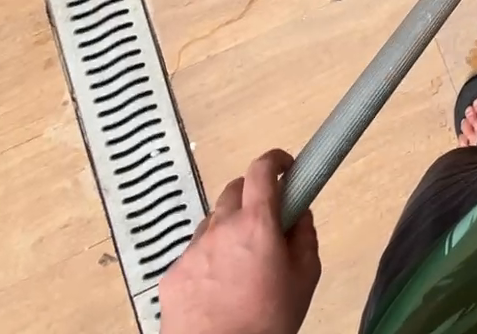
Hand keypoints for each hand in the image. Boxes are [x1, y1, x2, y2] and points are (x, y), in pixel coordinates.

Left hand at [160, 149, 320, 333]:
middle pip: (235, 190)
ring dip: (229, 226)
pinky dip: (209, 257)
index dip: (276, 160)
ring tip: (240, 260)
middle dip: (253, 194)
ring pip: (212, 222)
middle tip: (266, 218)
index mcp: (257, 222)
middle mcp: (220, 228)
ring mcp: (191, 252)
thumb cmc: (270, 320)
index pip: (262, 169)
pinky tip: (217, 287)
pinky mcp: (170, 277)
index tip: (287, 167)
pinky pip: (194, 253)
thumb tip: (298, 215)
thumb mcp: (305, 276)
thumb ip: (305, 236)